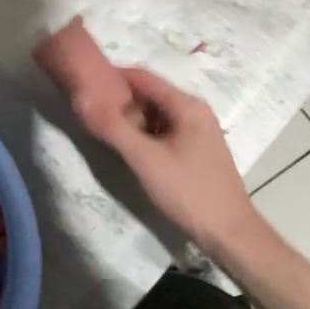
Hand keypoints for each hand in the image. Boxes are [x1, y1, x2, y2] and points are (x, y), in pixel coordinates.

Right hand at [75, 67, 259, 251]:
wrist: (229, 232)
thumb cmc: (188, 191)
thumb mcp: (145, 160)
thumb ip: (112, 128)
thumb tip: (81, 98)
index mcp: (187, 105)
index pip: (142, 76)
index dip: (111, 77)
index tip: (83, 85)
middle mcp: (195, 110)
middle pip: (149, 94)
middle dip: (119, 100)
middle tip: (89, 113)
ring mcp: (198, 130)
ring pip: (156, 114)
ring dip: (130, 119)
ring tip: (103, 130)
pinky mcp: (196, 149)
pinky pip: (164, 130)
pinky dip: (143, 133)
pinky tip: (128, 148)